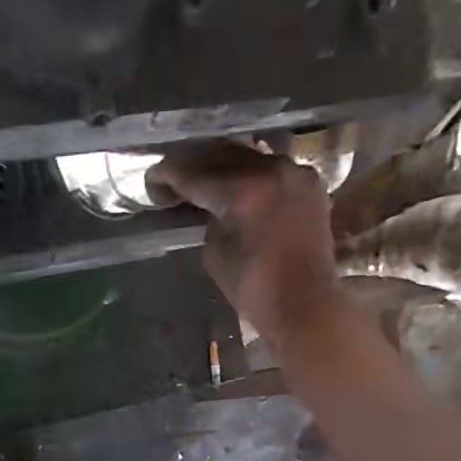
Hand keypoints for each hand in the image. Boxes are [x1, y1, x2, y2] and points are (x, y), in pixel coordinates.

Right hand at [148, 144, 342, 336]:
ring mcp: (295, 172)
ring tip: (202, 178)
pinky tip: (235, 183)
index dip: (168, 175)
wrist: (304, 306)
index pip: (194, 173)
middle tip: (173, 179)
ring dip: (222, 163)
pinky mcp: (308, 182)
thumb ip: (208, 219)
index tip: (151, 180)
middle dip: (193, 164)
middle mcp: (272, 170)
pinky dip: (249, 171)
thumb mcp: (215, 253)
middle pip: (222, 153)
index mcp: (244, 192)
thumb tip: (206, 204)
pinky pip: (271, 165)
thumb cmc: (254, 291)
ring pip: (248, 154)